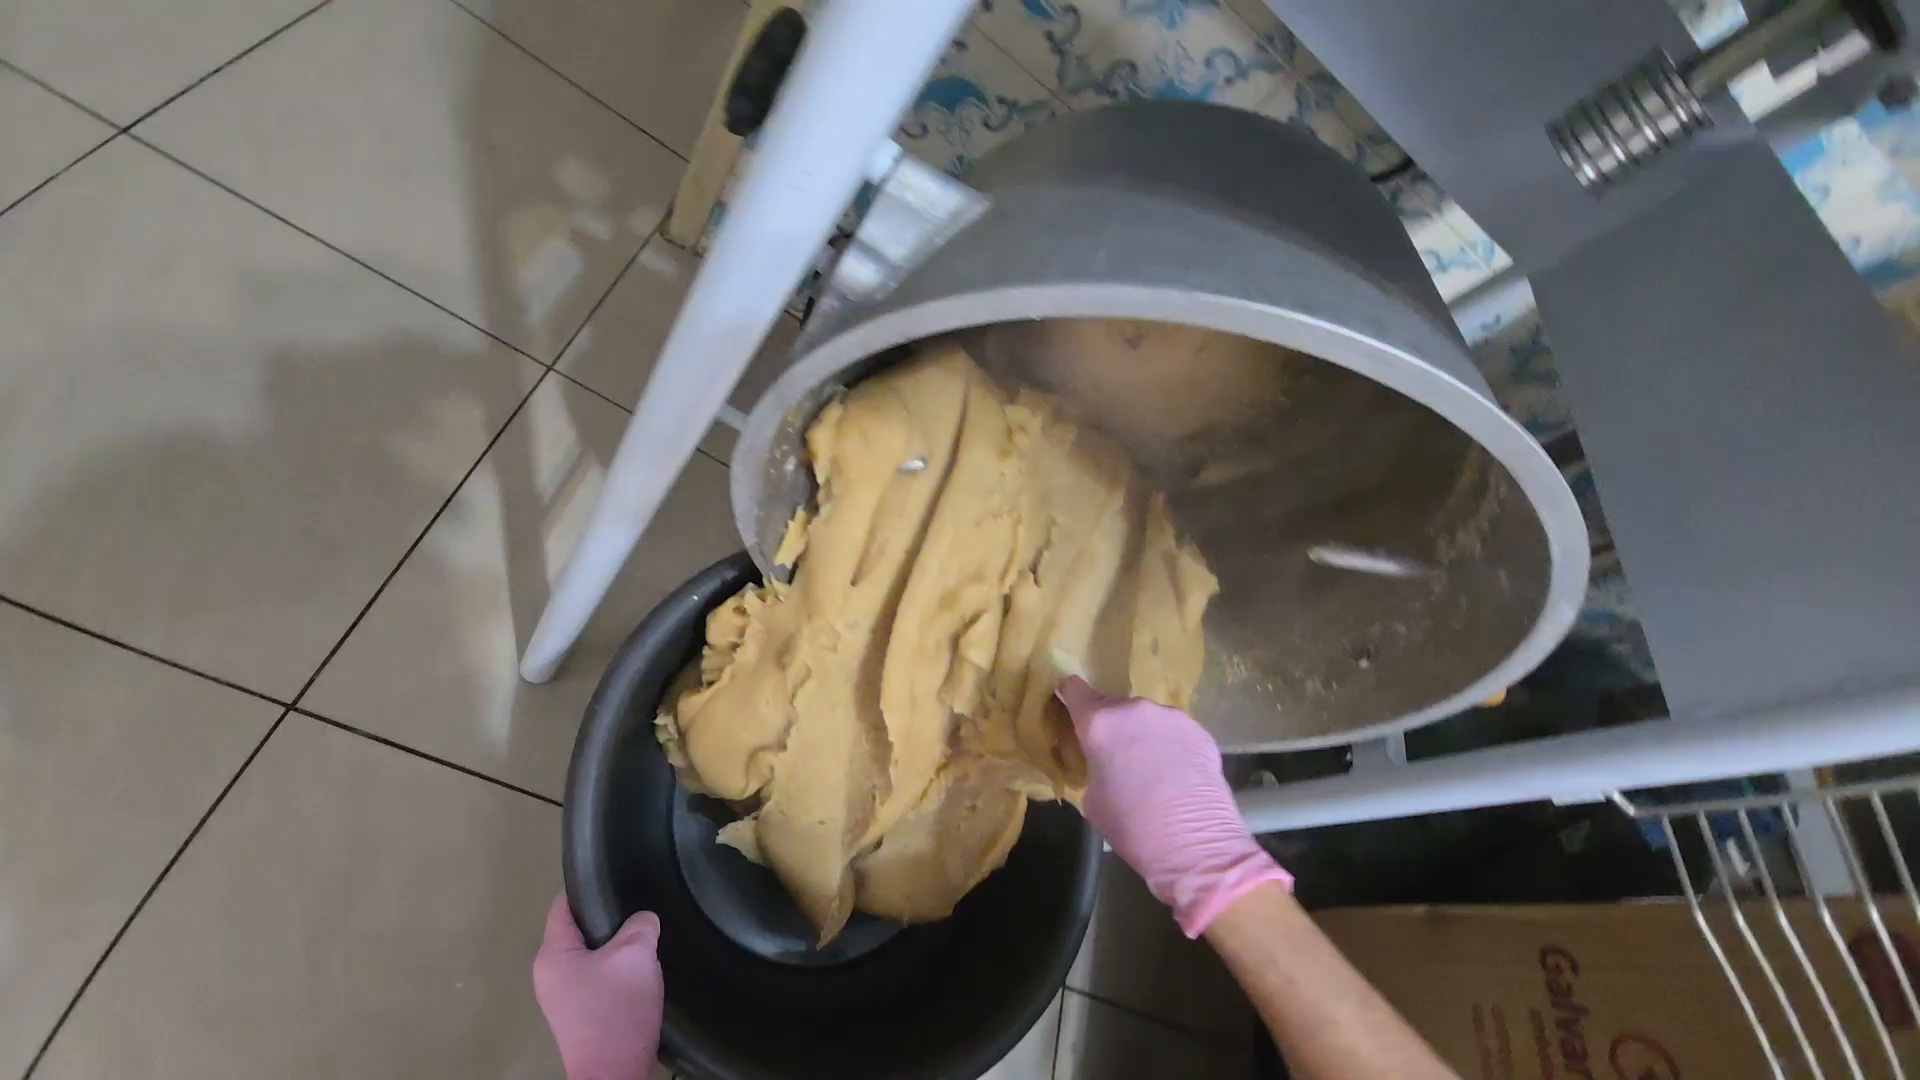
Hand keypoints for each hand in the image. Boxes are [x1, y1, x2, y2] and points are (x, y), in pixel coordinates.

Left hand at [533, 894, 664, 1079]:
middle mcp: (551, 973)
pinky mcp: (585, 1012)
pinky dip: (621, 965)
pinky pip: (602, 973)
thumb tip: (643, 921)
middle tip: (642, 899)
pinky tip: (644, 961)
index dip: (589, 884)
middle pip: (582, 927)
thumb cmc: (615, 1009)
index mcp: (552, 955)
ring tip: (648, 928)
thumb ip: (641, 924)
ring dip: (619, 941)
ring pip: (595, 951)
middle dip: (611, 914)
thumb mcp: (635, 953)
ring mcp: (566, 995)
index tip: (619, 870)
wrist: (614, 1074)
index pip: (564, 904)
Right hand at [1057, 677, 1290, 937]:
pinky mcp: (1199, 730)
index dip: (1070, 697)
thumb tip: (1105, 760)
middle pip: (1113, 706)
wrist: (1196, 847)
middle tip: (1116, 756)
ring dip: (1143, 734)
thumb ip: (1094, 764)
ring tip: (1152, 768)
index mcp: (1099, 723)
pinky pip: (1174, 731)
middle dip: (1111, 726)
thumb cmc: (1132, 827)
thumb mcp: (1092, 797)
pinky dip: (1170, 745)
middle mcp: (1134, 709)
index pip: (1074, 689)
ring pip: (1146, 718)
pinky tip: (1177, 773)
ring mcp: (1170, 717)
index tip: (1071, 709)